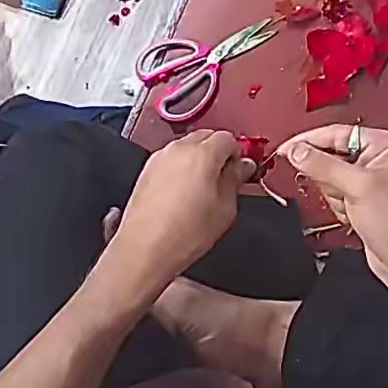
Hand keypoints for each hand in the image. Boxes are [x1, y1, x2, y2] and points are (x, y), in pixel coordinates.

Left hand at [100, 131, 254, 301]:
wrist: (144, 250)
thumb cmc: (181, 234)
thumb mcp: (225, 209)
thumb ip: (236, 179)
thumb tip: (242, 167)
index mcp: (203, 153)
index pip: (228, 138)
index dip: (238, 154)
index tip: (240, 170)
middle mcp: (178, 149)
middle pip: (206, 137)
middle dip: (218, 153)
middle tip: (225, 178)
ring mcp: (159, 159)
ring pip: (187, 147)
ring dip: (198, 160)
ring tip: (203, 191)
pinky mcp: (146, 171)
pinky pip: (171, 161)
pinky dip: (180, 170)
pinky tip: (184, 196)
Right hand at [281, 126, 387, 299]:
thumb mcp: (358, 188)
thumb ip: (323, 165)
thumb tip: (297, 150)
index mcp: (387, 144)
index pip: (339, 132)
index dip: (310, 141)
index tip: (286, 150)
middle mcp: (381, 158)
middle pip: (332, 155)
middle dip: (330, 178)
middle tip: (339, 192)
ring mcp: (373, 179)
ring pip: (331, 177)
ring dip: (335, 195)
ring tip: (353, 207)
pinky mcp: (366, 198)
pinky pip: (337, 194)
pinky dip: (339, 206)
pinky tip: (354, 217)